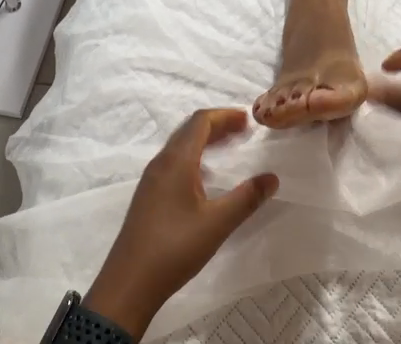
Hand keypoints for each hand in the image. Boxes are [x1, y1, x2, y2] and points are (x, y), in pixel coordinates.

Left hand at [83, 109, 277, 337]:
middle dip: (216, 125)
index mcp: (176, 161)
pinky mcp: (147, 196)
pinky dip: (193, 157)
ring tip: (228, 149)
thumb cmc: (175, 248)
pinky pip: (173, 162)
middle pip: (189, 130)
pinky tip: (204, 178)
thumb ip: (246, 198)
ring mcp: (151, 180)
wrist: (129, 284)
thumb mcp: (217, 224)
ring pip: (179, 147)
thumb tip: (272, 177)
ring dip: (204, 141)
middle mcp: (161, 163)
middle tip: (242, 131)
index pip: (200, 122)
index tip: (248, 120)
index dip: (225, 116)